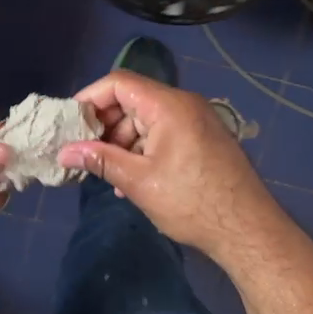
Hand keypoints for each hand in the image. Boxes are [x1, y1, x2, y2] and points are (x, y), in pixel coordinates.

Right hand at [58, 71, 278, 260]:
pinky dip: (143, 149)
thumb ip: (99, 160)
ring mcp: (196, 121)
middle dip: (105, 125)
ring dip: (123, 142)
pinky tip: (133, 179)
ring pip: (146, 119)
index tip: (70, 124)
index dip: (90, 99)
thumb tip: (63, 152)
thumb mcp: (139, 182)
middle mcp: (184, 104)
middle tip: (86, 153)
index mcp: (169, 106)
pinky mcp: (203, 139)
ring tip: (110, 175)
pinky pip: (163, 133)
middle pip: (132, 99)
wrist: (249, 230)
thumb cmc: (192, 202)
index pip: (118, 83)